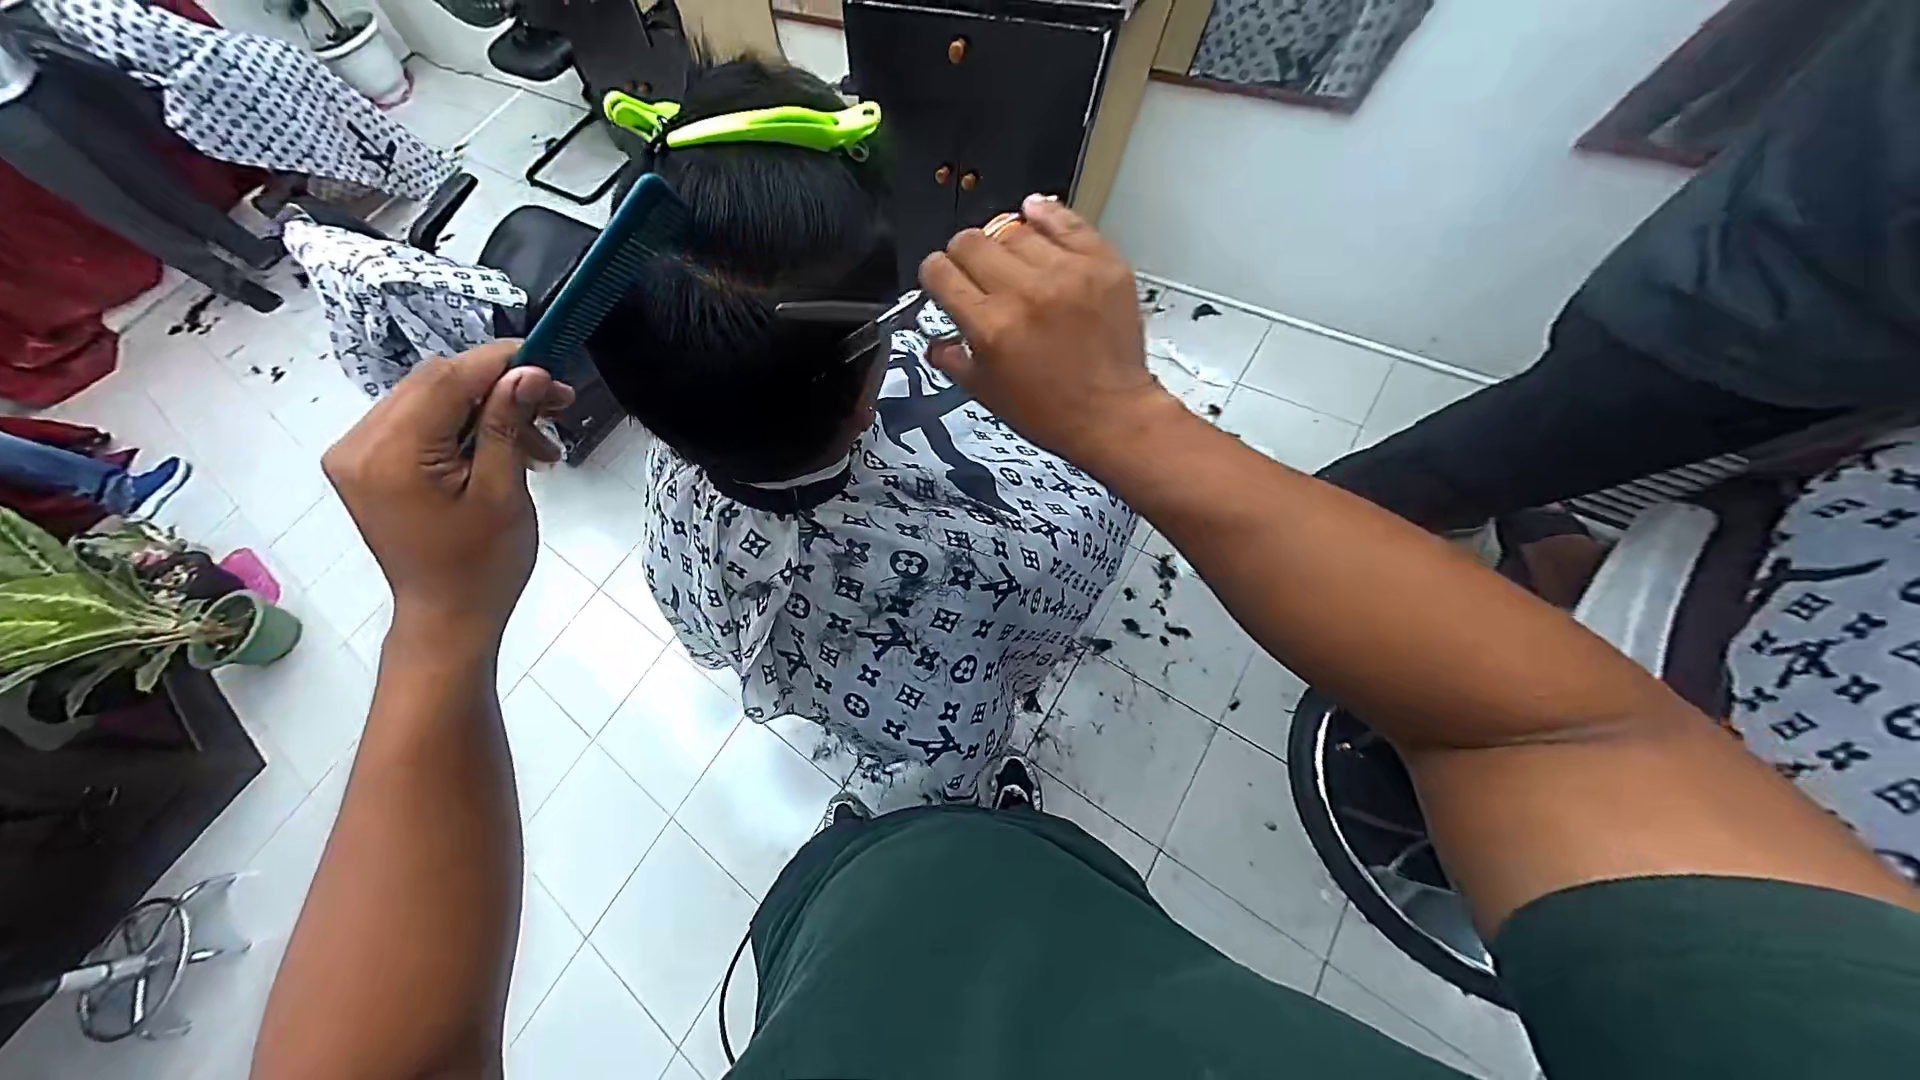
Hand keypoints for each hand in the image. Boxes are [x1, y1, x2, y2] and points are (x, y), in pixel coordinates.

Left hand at [322, 340, 574, 641]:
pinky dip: (469, 429)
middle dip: (499, 386)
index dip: (499, 361)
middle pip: (434, 385)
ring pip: (432, 402)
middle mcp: (359, 444)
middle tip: (558, 402)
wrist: (448, 615)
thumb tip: (529, 374)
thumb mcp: (504, 493)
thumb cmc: (483, 564)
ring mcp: (359, 455)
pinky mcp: (371, 466)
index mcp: (389, 453)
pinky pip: (422, 426)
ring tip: (542, 442)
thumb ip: (508, 426)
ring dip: (489, 410)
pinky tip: (509, 450)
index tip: (549, 358)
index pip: (445, 379)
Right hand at [918, 195, 1181, 463]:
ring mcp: (1066, 274)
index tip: (941, 279)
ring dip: (1005, 244)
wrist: (1110, 416)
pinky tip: (1034, 217)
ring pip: (1013, 229)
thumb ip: (953, 359)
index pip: (940, 272)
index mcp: (990, 327)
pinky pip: (1064, 220)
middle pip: (971, 242)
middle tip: (974, 272)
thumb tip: (936, 341)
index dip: (934, 273)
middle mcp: (1025, 293)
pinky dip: (1045, 215)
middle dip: (963, 256)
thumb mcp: (986, 394)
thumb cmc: (1051, 413)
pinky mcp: (1100, 264)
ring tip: (1012, 263)